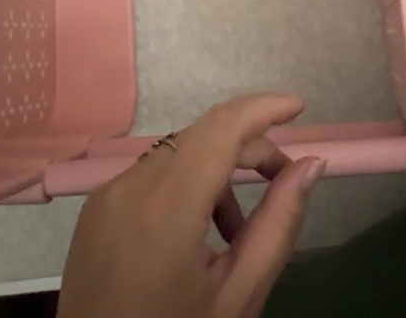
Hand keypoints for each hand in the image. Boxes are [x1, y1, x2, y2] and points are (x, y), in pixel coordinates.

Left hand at [59, 93, 327, 317]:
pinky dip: (185, 186)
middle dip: (248, 147)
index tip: (300, 108)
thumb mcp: (239, 297)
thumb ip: (278, 224)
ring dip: (217, 171)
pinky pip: (151, 176)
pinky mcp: (95, 209)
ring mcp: (107, 195)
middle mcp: (131, 185)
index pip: (221, 127)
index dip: (263, 108)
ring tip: (238, 231)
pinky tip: (198, 235)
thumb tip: (310, 165)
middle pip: (201, 136)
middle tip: (284, 181)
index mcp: (166, 207)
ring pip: (177, 153)